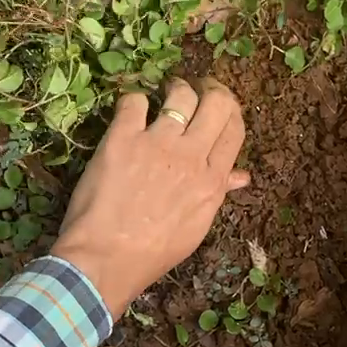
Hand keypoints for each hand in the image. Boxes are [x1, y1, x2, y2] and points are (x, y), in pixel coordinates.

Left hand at [53, 78, 252, 312]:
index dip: (230, 111)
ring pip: (180, 96)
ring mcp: (157, 144)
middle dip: (210, 89)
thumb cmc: (152, 252)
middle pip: (216, 104)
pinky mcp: (122, 138)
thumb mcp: (195, 227)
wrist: (106, 258)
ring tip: (165, 91)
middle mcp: (191, 156)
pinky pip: (135, 102)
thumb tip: (241, 176)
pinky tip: (130, 112)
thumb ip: (217, 194)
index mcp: (212, 181)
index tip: (218, 107)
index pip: (234, 130)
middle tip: (196, 89)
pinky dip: (134, 101)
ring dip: (175, 88)